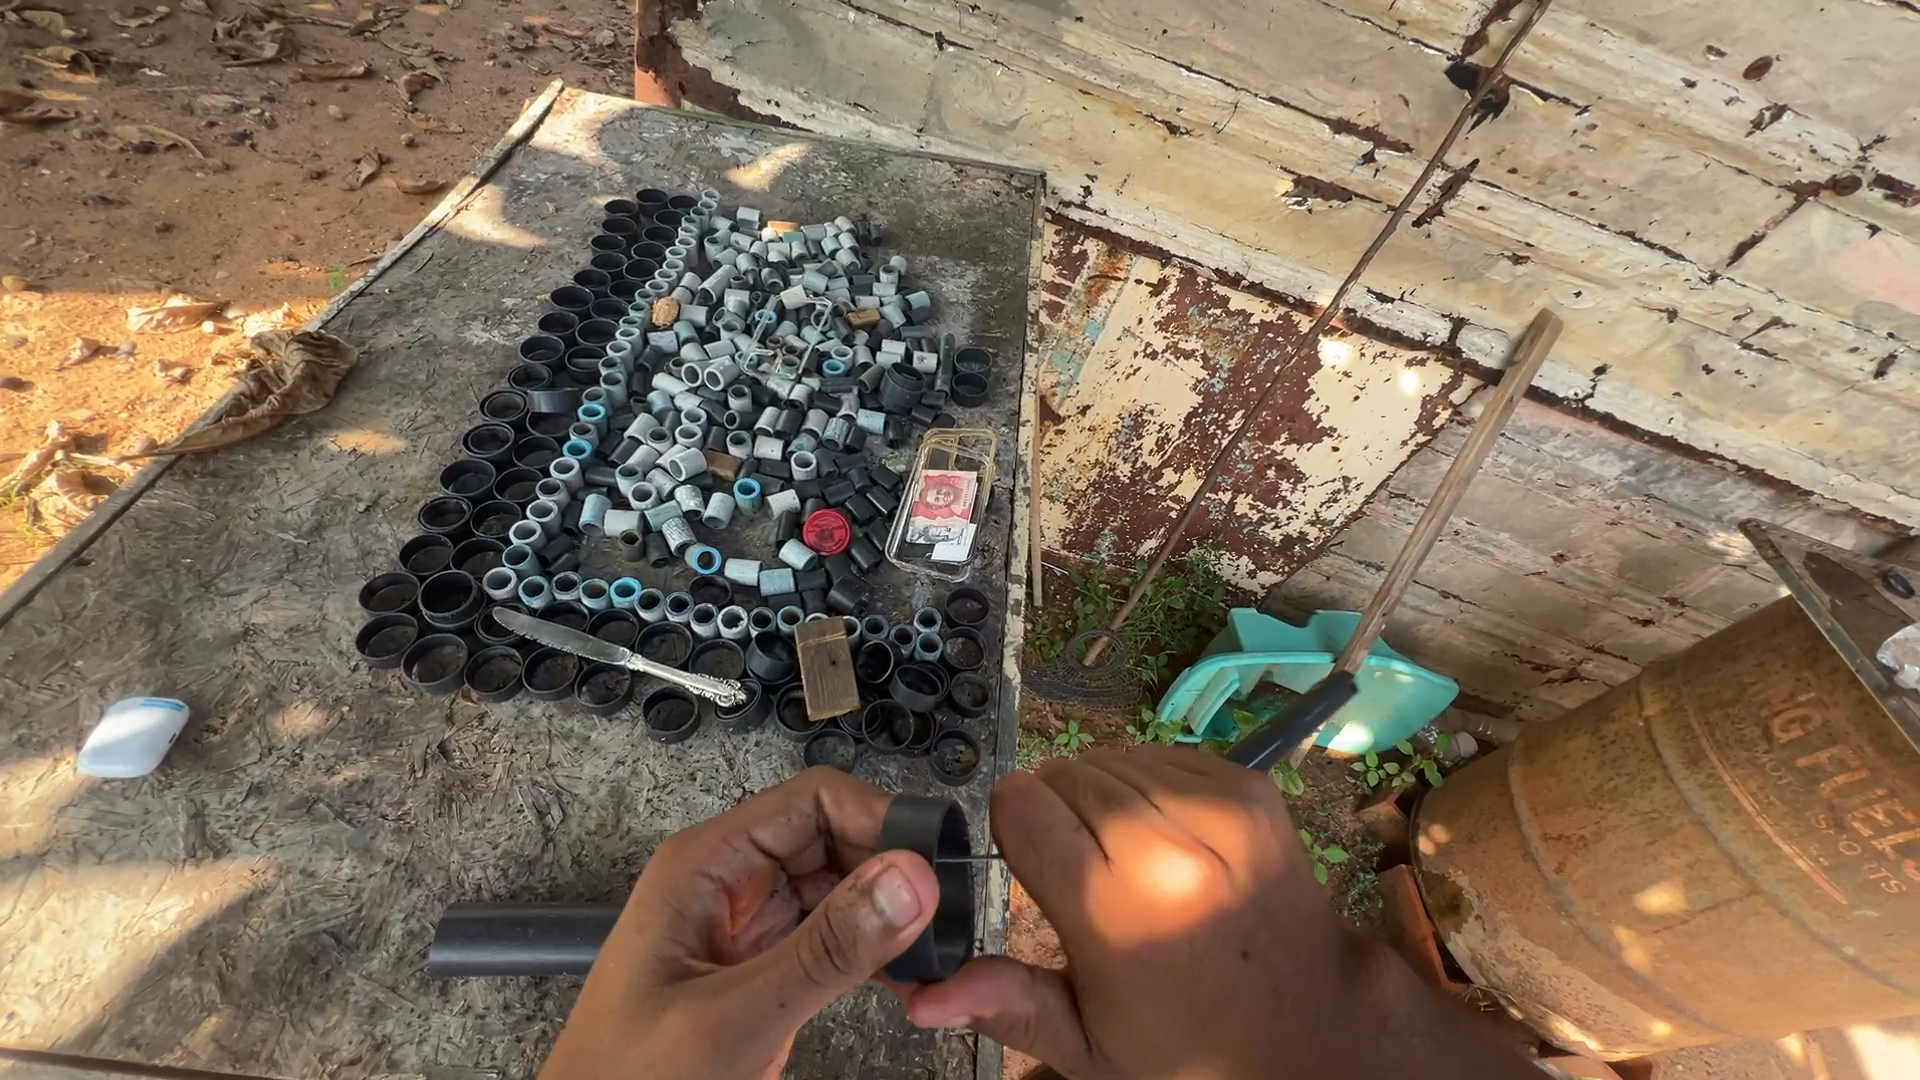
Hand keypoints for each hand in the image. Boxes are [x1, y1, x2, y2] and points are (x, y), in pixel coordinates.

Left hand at [540, 767, 940, 1079]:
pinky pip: (833, 934)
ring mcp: (753, 921)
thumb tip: (916, 876)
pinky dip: (872, 950)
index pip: (812, 800)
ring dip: (887, 912)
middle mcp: (735, 876)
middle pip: (833, 837)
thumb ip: (826, 950)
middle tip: (946, 914)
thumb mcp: (733, 1019)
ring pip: (840, 885)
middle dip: (890, 868)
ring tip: (935, 950)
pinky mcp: (768, 963)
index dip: (877, 817)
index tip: (934, 863)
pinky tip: (908, 978)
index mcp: (710, 860)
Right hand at [902, 746, 1535, 1079]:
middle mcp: (1163, 843)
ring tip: (1127, 849)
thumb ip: (1007, 1002)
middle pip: (1062, 772)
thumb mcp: (1091, 1046)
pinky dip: (1146, 783)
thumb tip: (919, 995)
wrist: (1315, 1022)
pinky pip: (1157, 752)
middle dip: (1057, 808)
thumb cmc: (1187, 1044)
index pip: (1019, 804)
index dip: (1015, 828)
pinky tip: (1167, 832)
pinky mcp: (1244, 782)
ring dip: (1101, 792)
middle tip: (1084, 864)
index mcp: (1115, 909)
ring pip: (1108, 756)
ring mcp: (1212, 804)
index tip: (1034, 864)